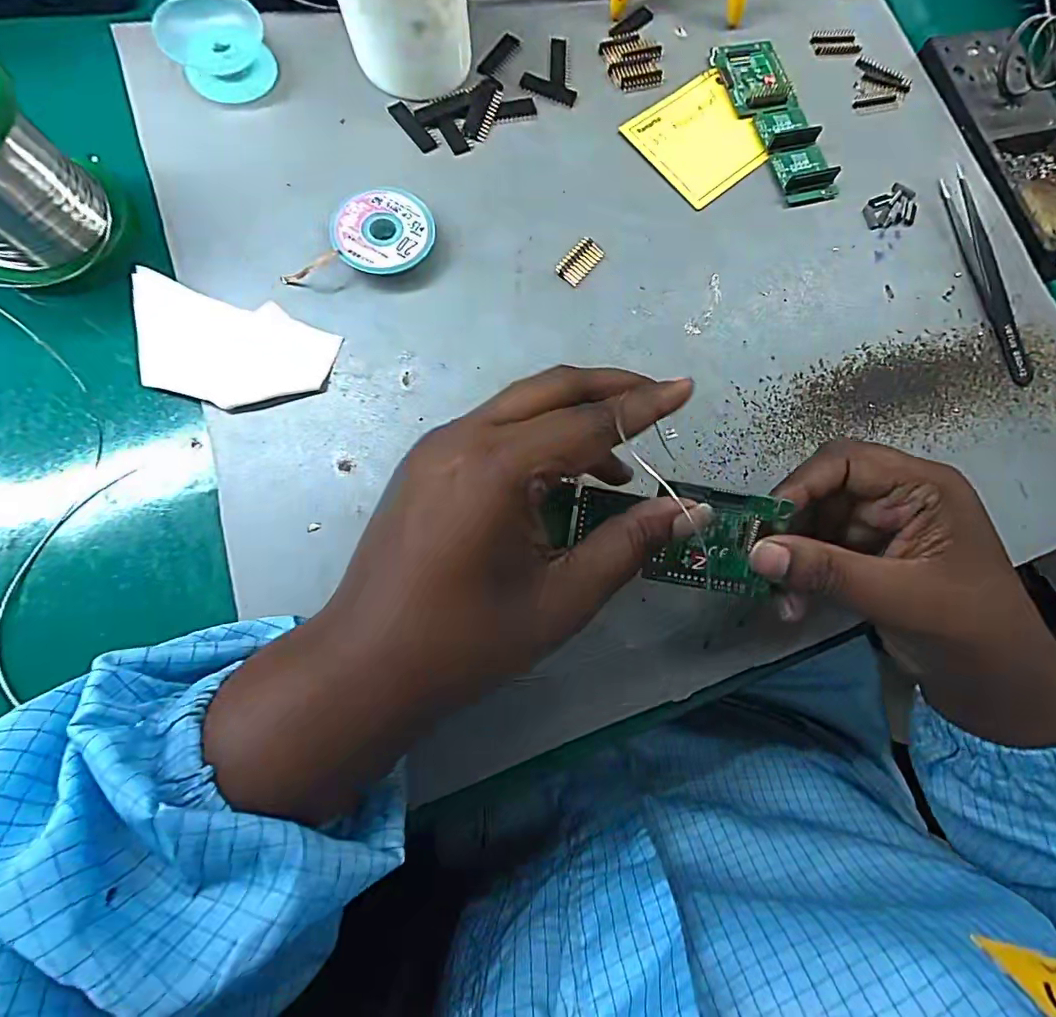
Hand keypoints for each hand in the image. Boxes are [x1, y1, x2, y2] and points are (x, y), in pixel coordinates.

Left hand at [206, 366, 698, 822]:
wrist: (365, 667)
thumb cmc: (467, 643)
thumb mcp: (561, 599)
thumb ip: (628, 544)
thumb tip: (689, 511)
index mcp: (496, 468)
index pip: (588, 423)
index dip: (644, 407)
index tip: (687, 389)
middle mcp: (463, 438)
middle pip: (551, 389)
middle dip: (611, 388)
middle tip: (658, 397)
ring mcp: (438, 447)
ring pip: (521, 404)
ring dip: (575, 414)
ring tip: (620, 460)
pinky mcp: (427, 463)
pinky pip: (496, 429)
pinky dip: (540, 435)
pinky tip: (563, 476)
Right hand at [748, 439, 1055, 746]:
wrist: (1007, 695)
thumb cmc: (973, 636)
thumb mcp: (899, 599)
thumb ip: (827, 572)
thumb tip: (757, 553)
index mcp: (923, 489)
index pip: (846, 462)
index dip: (800, 485)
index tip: (766, 525)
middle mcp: (900, 500)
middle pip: (825, 492)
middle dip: (791, 527)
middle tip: (762, 563)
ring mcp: (884, 533)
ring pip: (817, 526)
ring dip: (793, 558)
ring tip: (781, 598)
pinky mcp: (871, 563)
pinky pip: (822, 556)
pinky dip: (802, 576)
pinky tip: (793, 606)